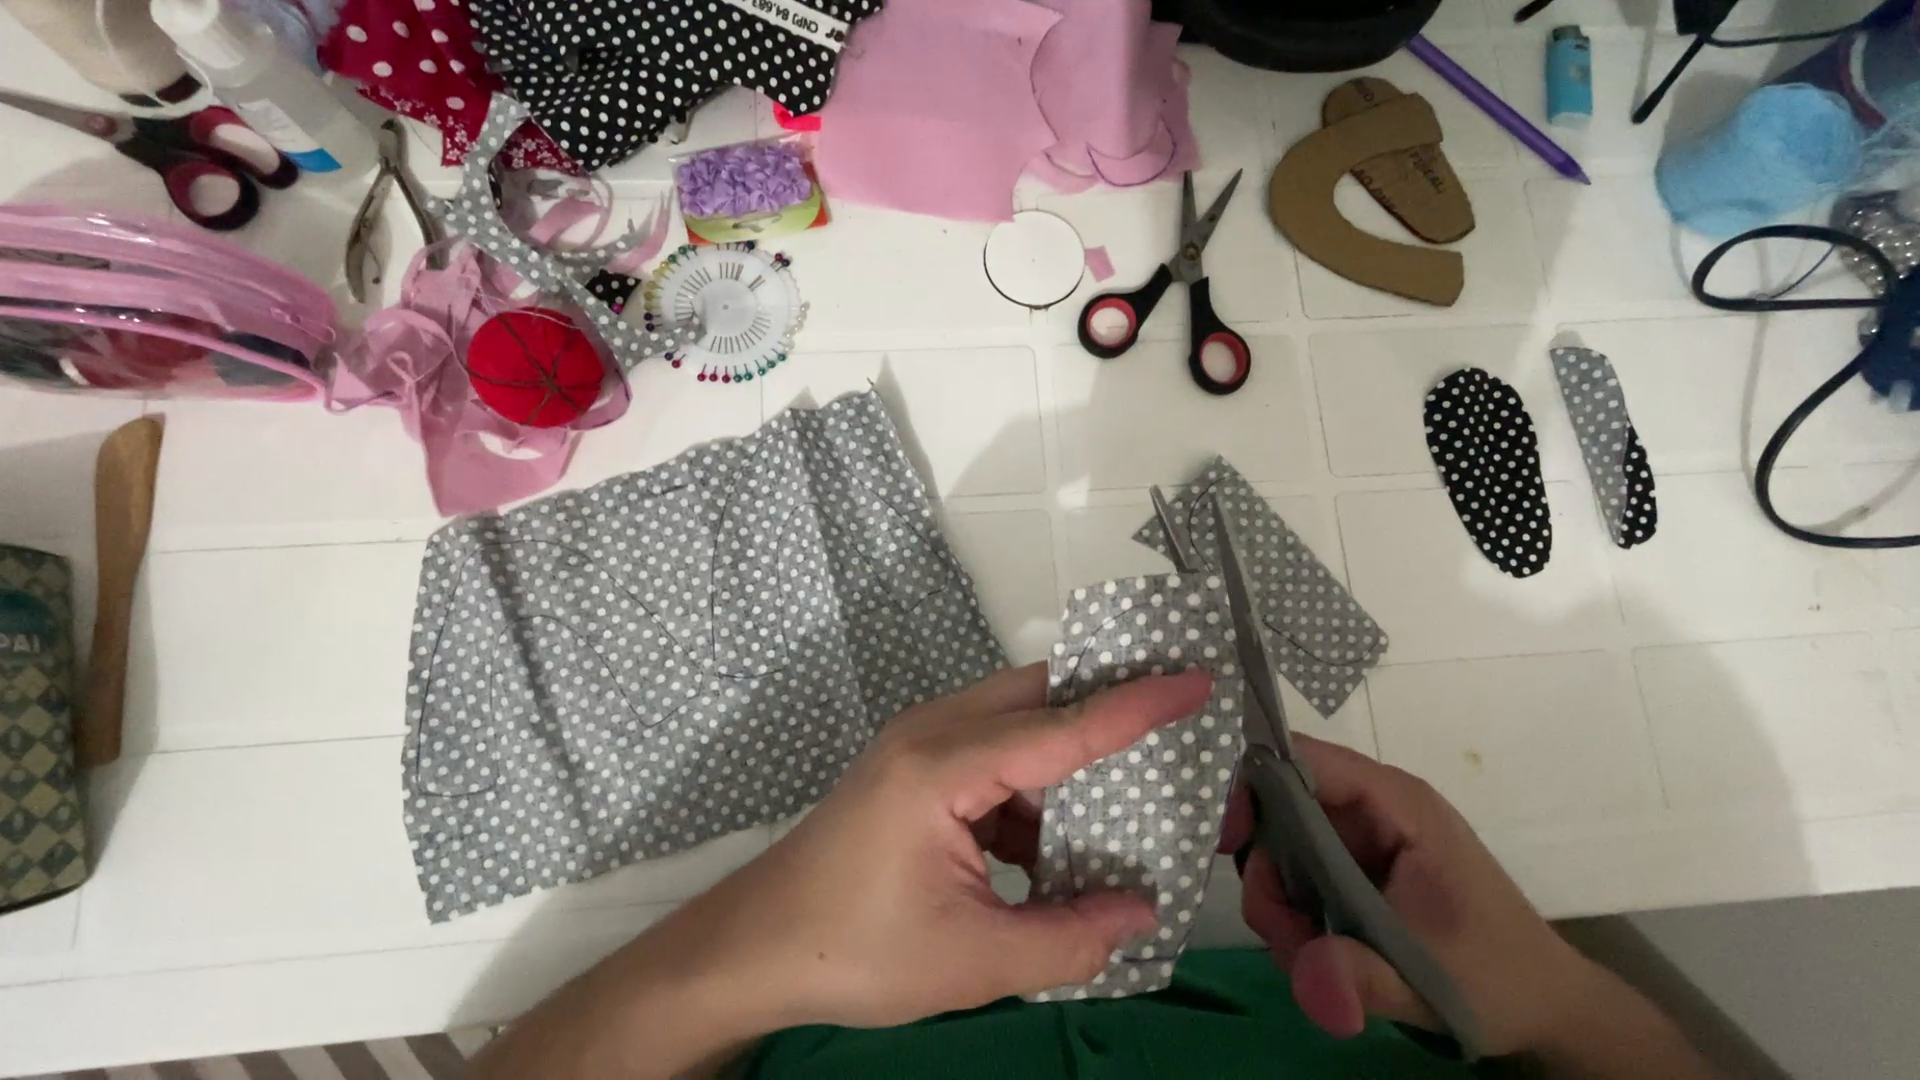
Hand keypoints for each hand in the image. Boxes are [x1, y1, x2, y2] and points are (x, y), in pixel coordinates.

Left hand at [664, 663, 1213, 1030]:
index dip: (1136, 704)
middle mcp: (932, 734)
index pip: (1062, 725)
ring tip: (1127, 793)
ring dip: (1068, 753)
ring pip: (1015, 724)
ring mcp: (918, 747)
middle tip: (1175, 721)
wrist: (755, 947)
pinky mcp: (914, 771)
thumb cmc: (854, 951)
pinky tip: (1056, 841)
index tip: (1196, 679)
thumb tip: (1142, 911)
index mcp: (944, 766)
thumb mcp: (974, 961)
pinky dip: (1032, 786)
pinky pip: (990, 756)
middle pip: (1036, 697)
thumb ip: (1070, 940)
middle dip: (1105, 704)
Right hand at [1219, 734, 1602, 1057]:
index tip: (1228, 838)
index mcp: (1395, 803)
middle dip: (1266, 870)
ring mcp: (1355, 837)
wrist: (1543, 1006)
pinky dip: (1288, 911)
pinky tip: (1313, 951)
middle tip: (1282, 930)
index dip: (1255, 784)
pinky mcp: (1347, 867)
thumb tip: (1305, 977)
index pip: (1304, 759)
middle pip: (1277, 806)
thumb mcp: (1434, 980)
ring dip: (1276, 900)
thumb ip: (1364, 975)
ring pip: (1278, 844)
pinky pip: (1293, 871)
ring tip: (1308, 954)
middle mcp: (1367, 808)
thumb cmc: (1500, 976)